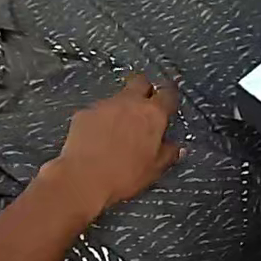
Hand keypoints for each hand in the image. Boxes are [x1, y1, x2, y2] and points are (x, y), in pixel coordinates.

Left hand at [43, 75, 183, 217]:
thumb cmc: (123, 175)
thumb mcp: (154, 169)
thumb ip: (168, 154)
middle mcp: (129, 103)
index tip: (169, 103)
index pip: (167, 94)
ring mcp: (105, 105)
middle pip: (141, 82)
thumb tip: (176, 148)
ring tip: (121, 131)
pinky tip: (100, 138)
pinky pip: (98, 111)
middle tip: (147, 107)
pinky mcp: (85, 113)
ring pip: (118, 97)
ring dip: (123, 108)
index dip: (170, 97)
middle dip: (146, 90)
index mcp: (152, 115)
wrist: (84, 178)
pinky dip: (102, 120)